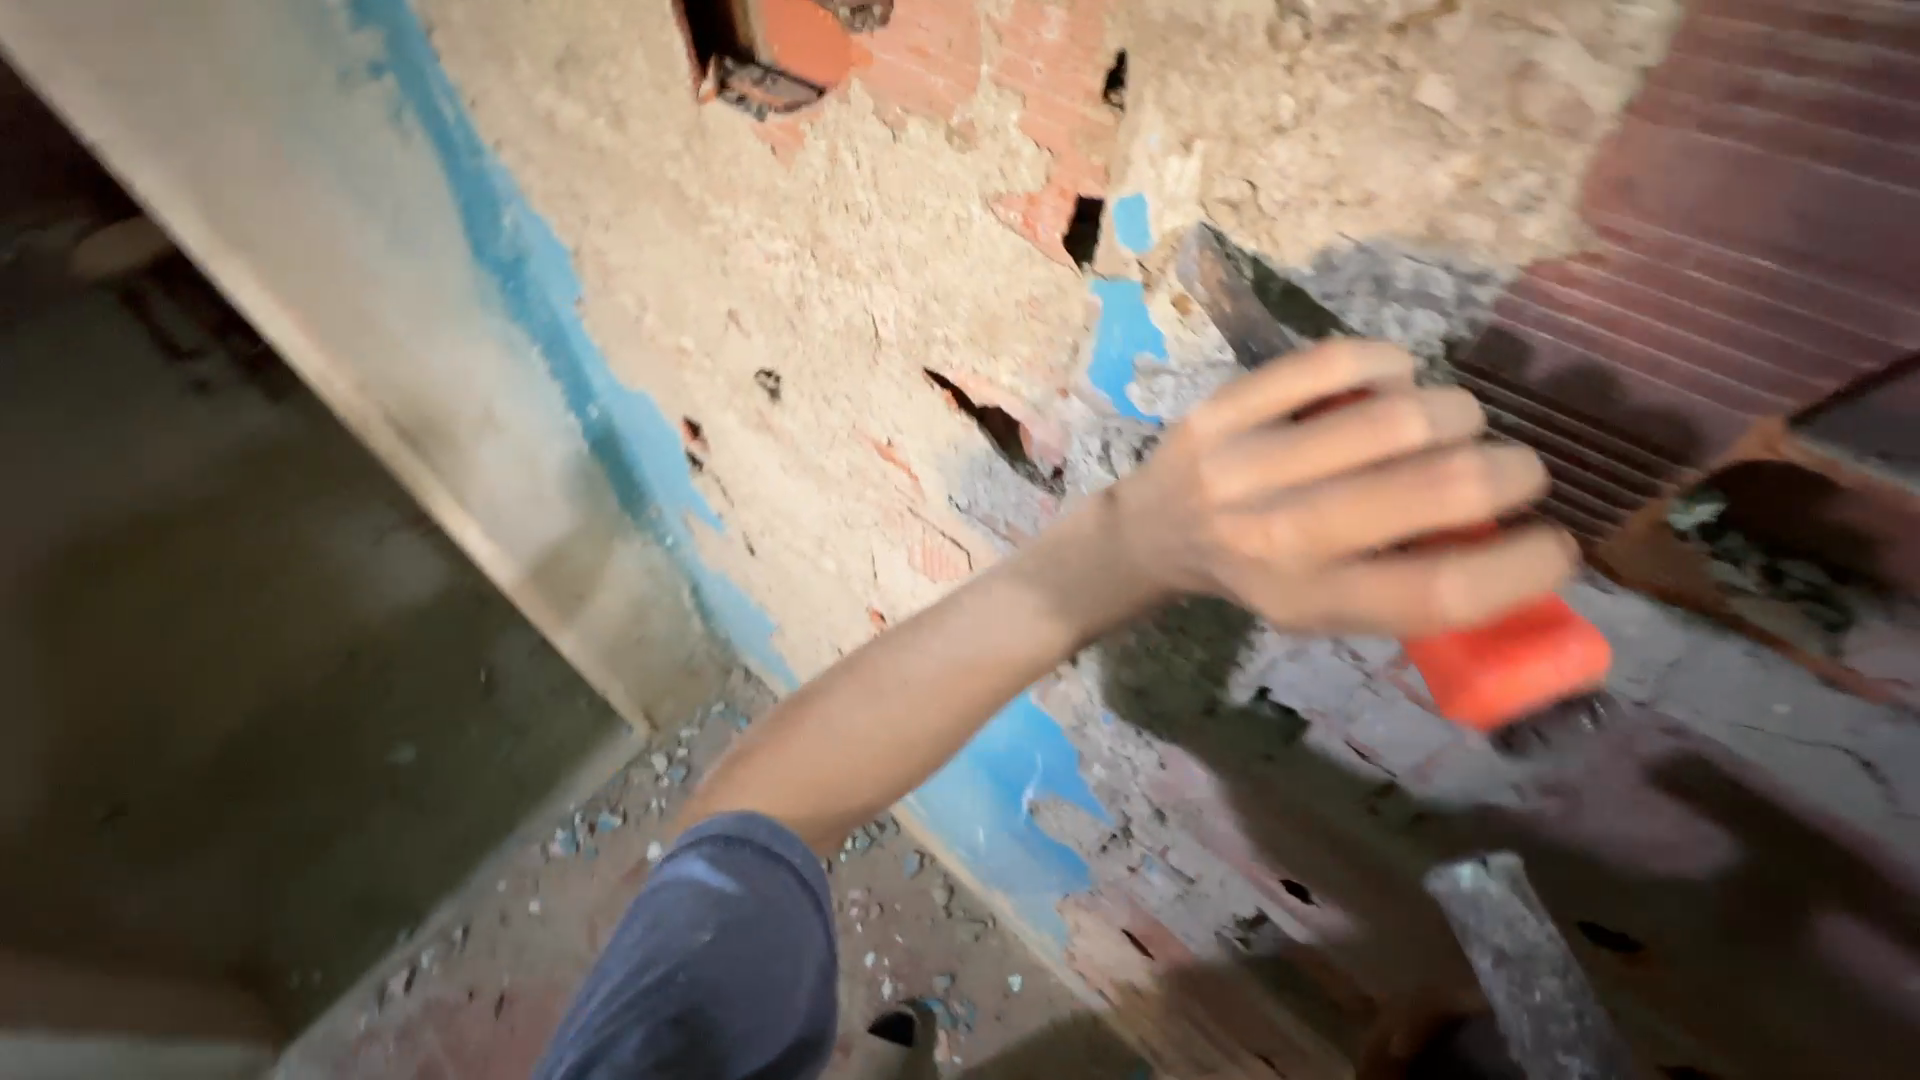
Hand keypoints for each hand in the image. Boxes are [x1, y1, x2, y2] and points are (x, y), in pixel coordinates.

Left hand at [1108, 340, 1578, 636]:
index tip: (1555, 542)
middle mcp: (1275, 535)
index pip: (1442, 590)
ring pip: (1400, 415)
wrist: (1151, 534)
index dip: (1528, 565)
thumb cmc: (1253, 575)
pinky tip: (1391, 382)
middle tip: (1510, 470)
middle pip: (1438, 487)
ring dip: (1456, 415)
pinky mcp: (1224, 407)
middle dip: (1510, 471)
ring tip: (1446, 427)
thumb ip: (1406, 586)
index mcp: (1306, 599)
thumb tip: (1522, 543)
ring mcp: (1244, 464)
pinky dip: (1389, 365)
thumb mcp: (1319, 610)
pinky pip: (1337, 362)